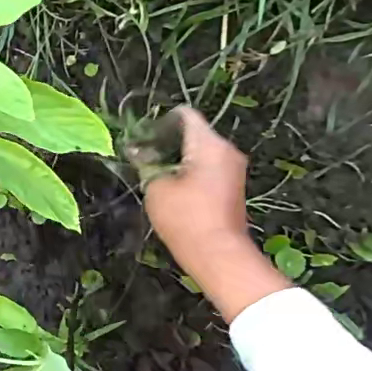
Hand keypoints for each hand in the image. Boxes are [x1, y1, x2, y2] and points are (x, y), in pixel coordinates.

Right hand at [142, 107, 289, 321]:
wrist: (218, 254)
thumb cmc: (185, 217)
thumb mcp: (156, 187)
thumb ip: (146, 163)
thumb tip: (137, 151)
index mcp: (209, 144)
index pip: (185, 116)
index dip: (161, 120)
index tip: (140, 133)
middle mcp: (226, 150)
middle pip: (194, 133)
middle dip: (167, 141)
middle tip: (141, 152)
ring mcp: (233, 169)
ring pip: (201, 151)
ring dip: (177, 157)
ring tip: (151, 169)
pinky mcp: (232, 186)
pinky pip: (208, 167)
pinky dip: (189, 170)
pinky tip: (169, 184)